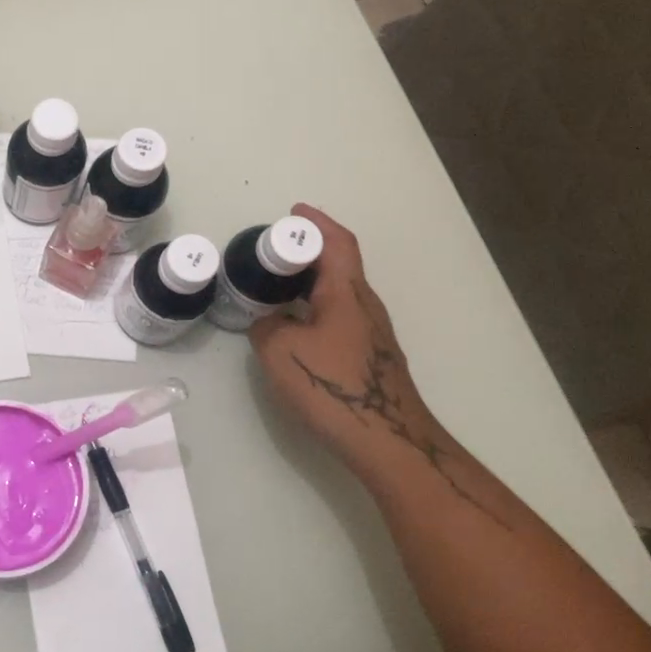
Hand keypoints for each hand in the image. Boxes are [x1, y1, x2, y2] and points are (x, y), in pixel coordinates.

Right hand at [247, 205, 452, 477]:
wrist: (386, 438)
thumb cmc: (333, 385)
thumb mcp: (279, 351)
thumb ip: (265, 326)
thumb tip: (266, 319)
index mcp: (346, 293)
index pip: (336, 244)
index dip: (316, 224)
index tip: (294, 213)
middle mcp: (365, 306)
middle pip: (338, 266)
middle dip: (307, 252)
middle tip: (271, 252)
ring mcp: (371, 333)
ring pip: (338, 294)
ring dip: (309, 283)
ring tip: (274, 287)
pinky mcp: (369, 357)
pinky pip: (338, 317)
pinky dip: (314, 308)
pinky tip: (293, 327)